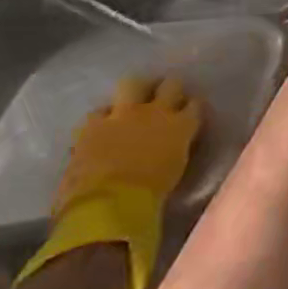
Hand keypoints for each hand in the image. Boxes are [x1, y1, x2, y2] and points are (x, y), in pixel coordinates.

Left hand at [56, 76, 201, 214]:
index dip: (188, 106)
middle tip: (160, 99)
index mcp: (183, 123)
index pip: (194, 102)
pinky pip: (97, 112)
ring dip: (131, 94)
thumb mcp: (176, 162)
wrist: (109, 203)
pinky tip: (100, 127)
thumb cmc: (152, 190)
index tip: (184, 113)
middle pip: (170, 84)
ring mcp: (124, 115)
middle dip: (166, 89)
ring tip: (127, 106)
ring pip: (131, 84)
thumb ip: (177, 142)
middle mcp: (158, 111)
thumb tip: (172, 139)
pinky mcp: (93, 126)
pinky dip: (100, 118)